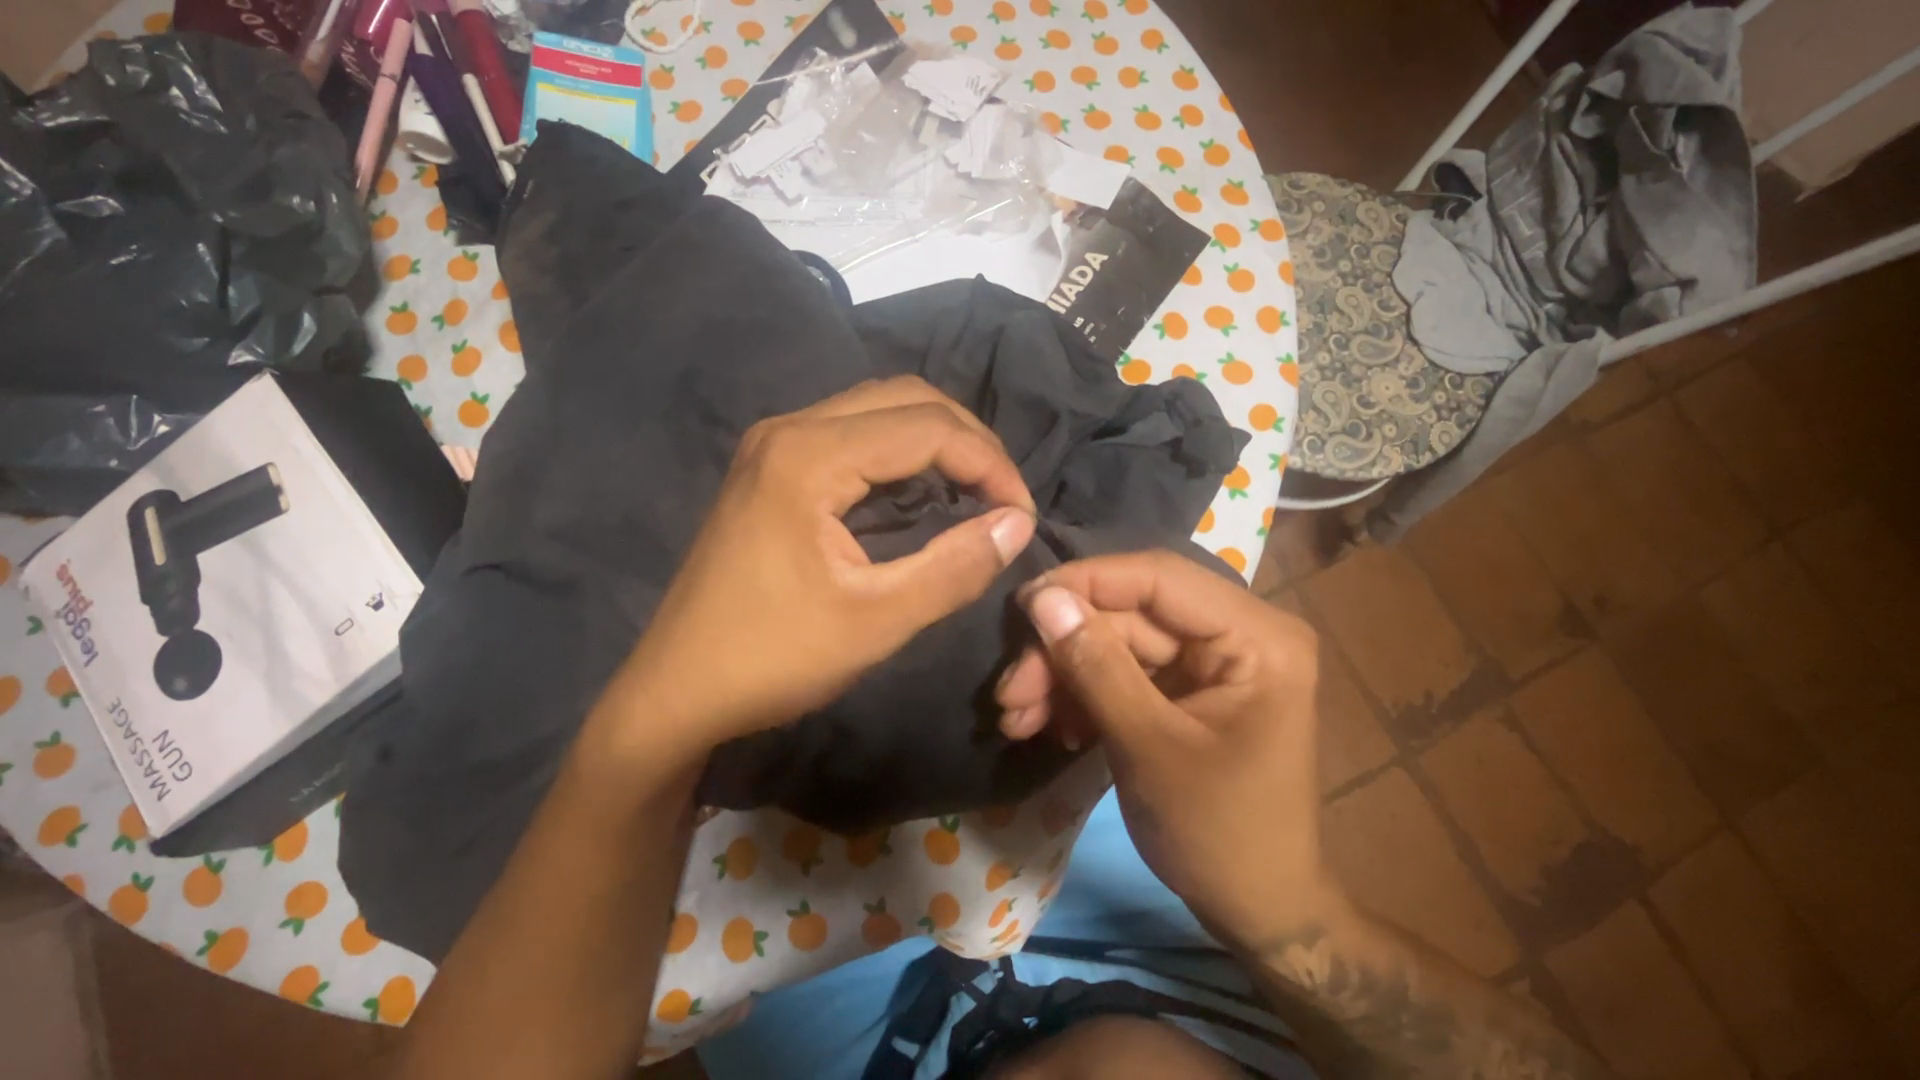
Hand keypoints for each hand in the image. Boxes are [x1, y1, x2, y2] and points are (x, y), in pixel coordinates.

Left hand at [605, 377, 1035, 764]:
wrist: (677, 690)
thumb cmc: (774, 658)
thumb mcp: (877, 621)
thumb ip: (954, 567)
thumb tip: (1017, 524)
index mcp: (810, 456)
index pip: (927, 427)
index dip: (989, 464)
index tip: (1023, 516)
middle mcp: (788, 430)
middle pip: (904, 399)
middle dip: (968, 441)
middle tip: (1005, 498)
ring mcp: (773, 446)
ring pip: (876, 411)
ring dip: (934, 441)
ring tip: (976, 491)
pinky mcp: (769, 468)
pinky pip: (850, 435)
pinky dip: (898, 453)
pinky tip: (921, 493)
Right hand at [995, 551, 1334, 947]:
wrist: (1254, 907)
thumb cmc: (1218, 831)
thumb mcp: (1149, 747)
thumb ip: (1096, 666)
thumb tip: (1042, 599)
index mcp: (1258, 636)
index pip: (1159, 578)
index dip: (1085, 583)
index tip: (1018, 607)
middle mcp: (1238, 633)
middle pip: (1131, 613)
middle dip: (1063, 648)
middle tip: (1008, 693)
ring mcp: (1211, 663)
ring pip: (1119, 643)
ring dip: (1063, 676)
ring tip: (1015, 719)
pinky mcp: (1186, 690)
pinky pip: (1124, 673)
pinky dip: (1083, 695)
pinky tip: (1050, 728)